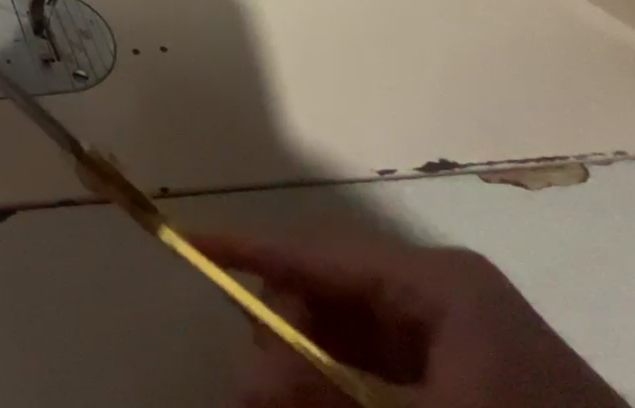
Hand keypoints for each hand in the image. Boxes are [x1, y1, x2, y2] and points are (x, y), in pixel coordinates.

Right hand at [198, 234, 627, 407]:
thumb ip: (320, 391)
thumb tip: (235, 386)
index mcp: (432, 281)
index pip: (311, 252)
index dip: (244, 249)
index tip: (184, 242)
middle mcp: (431, 286)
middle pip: (319, 288)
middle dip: (279, 333)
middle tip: (255, 386)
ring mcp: (443, 322)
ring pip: (337, 323)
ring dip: (302, 360)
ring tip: (279, 394)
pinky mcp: (450, 359)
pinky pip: (365, 352)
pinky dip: (334, 376)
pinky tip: (317, 394)